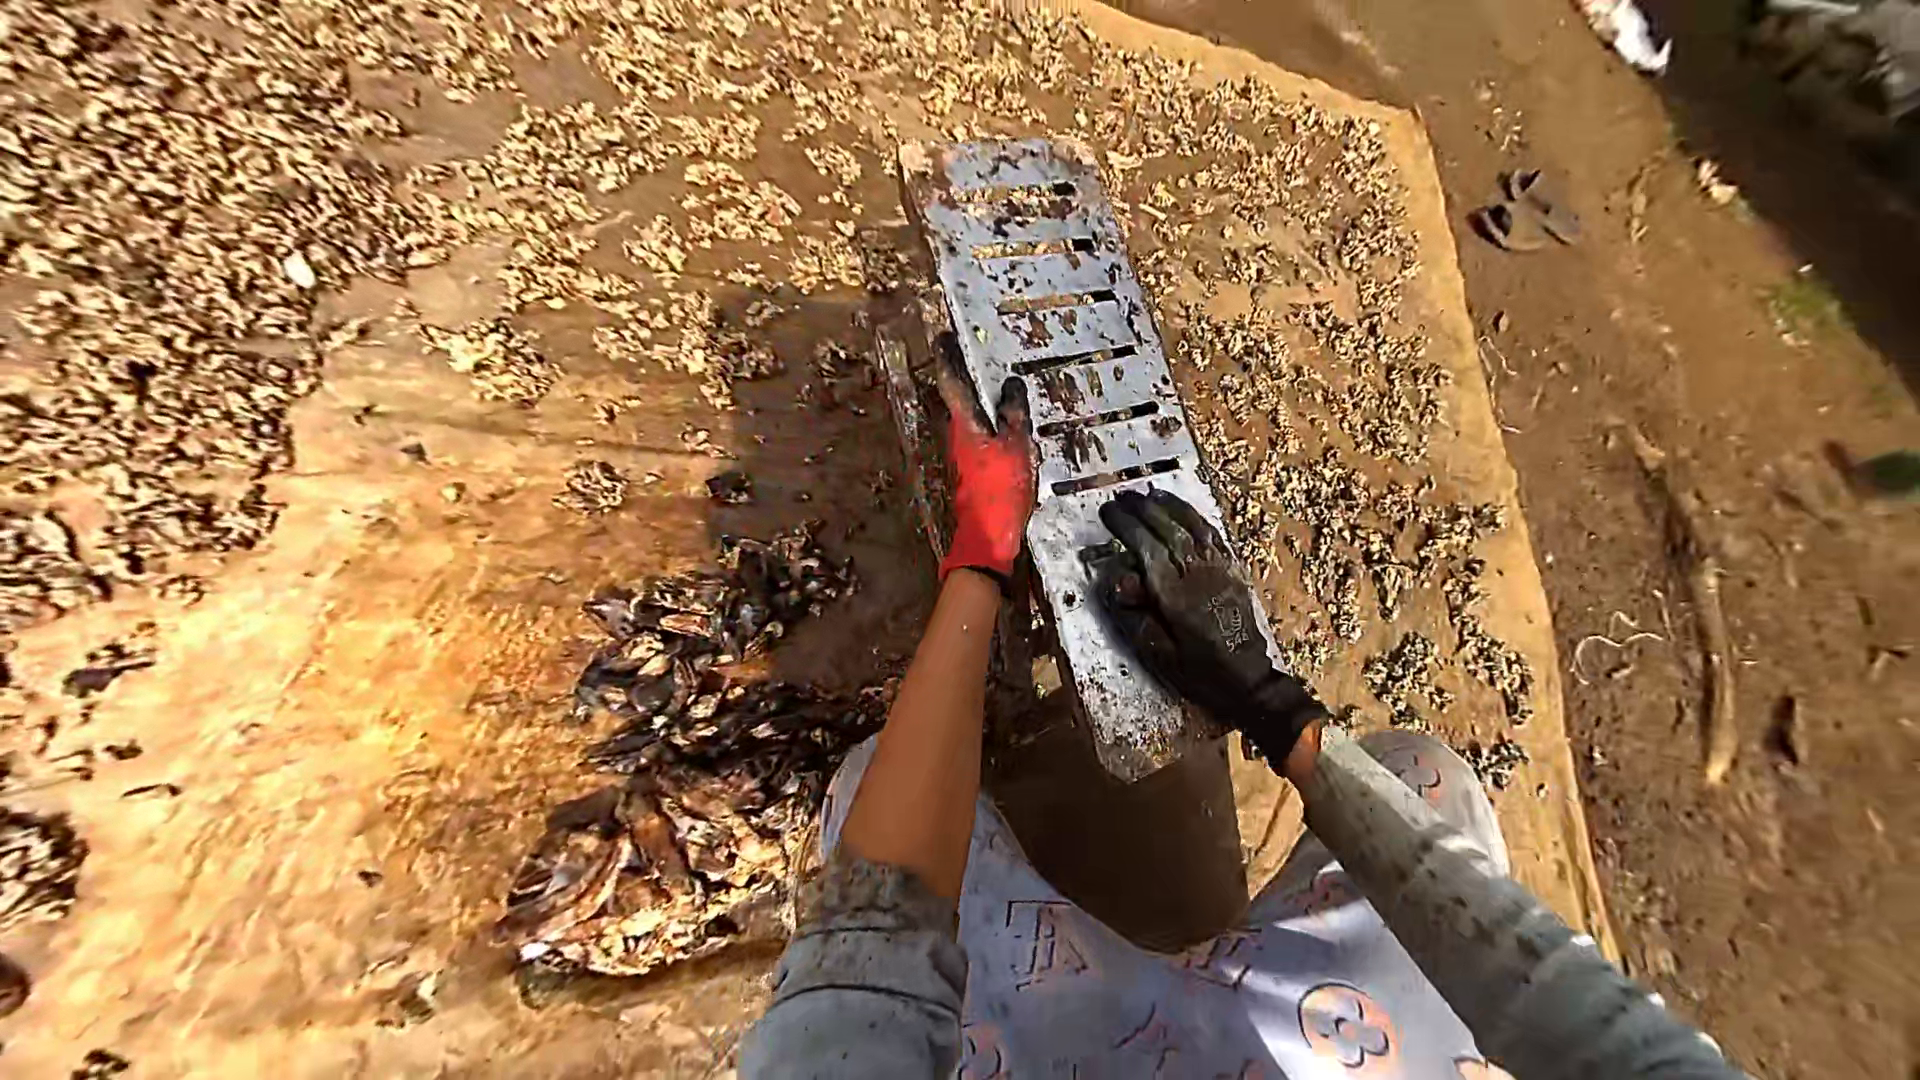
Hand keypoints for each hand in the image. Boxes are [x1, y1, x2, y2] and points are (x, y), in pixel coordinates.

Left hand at [935, 333, 1033, 589]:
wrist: (988, 534)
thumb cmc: (1000, 489)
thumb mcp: (1015, 446)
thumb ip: (1013, 415)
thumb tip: (1010, 387)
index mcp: (964, 424)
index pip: (952, 382)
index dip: (947, 358)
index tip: (943, 337)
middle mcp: (957, 436)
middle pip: (958, 400)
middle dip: (965, 378)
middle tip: (977, 356)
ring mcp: (961, 454)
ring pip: (969, 419)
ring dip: (979, 402)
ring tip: (997, 386)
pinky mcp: (970, 469)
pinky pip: (979, 437)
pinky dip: (988, 425)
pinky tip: (1005, 426)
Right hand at [1096, 489, 1326, 768]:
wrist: (1250, 681)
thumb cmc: (1199, 672)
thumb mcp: (1159, 654)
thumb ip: (1136, 617)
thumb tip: (1117, 582)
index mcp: (1175, 595)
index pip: (1146, 547)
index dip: (1125, 525)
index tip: (1108, 511)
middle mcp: (1197, 575)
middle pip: (1168, 530)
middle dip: (1143, 509)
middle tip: (1123, 496)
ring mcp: (1219, 570)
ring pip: (1193, 527)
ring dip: (1170, 506)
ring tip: (1150, 493)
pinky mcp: (1233, 572)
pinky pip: (1215, 537)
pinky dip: (1197, 518)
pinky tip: (1185, 511)